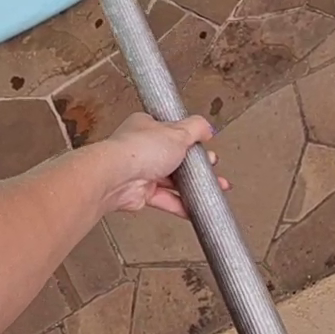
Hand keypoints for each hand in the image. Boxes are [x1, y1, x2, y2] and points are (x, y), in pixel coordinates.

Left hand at [95, 113, 228, 217]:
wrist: (117, 177)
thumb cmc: (138, 150)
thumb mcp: (177, 132)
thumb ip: (195, 128)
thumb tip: (206, 126)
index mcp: (146, 127)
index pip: (172, 130)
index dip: (190, 139)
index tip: (206, 146)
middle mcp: (142, 148)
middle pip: (175, 157)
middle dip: (196, 164)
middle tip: (212, 167)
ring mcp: (142, 171)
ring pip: (173, 180)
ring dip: (195, 186)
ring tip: (217, 187)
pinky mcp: (141, 193)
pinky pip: (167, 199)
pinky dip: (183, 205)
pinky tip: (199, 207)